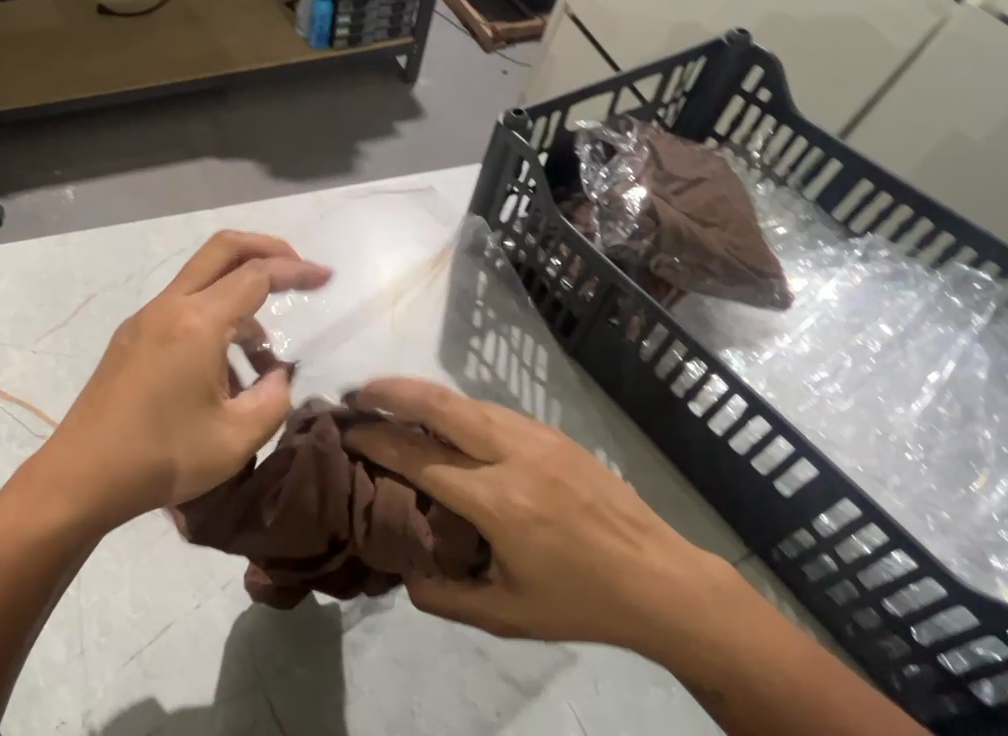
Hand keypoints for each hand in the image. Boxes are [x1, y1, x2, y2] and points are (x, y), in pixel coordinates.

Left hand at [32, 231, 330, 529]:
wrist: (82, 476)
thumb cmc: (162, 458)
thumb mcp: (236, 439)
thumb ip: (273, 400)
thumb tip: (279, 375)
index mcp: (197, 323)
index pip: (256, 275)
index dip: (296, 272)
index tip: (326, 278)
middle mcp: (168, 307)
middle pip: (221, 249)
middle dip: (265, 249)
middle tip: (299, 271)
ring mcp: (144, 320)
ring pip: (200, 282)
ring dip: (238, 296)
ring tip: (264, 356)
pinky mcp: (130, 339)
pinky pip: (180, 310)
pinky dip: (212, 319)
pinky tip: (224, 371)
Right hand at [344, 378, 746, 655]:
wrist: (663, 581)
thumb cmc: (581, 603)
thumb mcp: (507, 616)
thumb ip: (446, 597)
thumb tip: (402, 575)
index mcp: (497, 503)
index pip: (417, 456)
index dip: (374, 439)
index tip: (344, 431)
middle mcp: (513, 457)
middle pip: (438, 406)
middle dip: (390, 392)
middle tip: (356, 393)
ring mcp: (537, 438)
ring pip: (465, 400)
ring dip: (421, 394)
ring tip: (389, 397)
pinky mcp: (554, 434)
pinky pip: (492, 410)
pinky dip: (455, 406)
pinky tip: (443, 418)